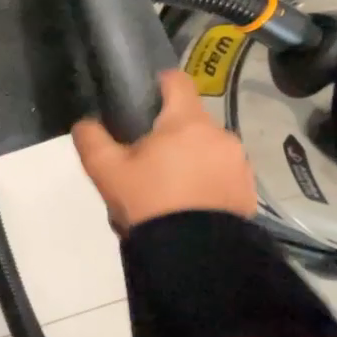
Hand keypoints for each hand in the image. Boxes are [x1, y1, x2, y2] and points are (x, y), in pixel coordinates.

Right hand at [71, 70, 258, 229]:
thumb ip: (90, 136)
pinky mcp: (249, 190)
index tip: (139, 99)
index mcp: (187, 123)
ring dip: (189, 155)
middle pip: (189, 119)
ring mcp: (240, 164)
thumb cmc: (148, 200)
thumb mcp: (103, 168)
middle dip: (168, 131)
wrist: (194, 255)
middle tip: (143, 156)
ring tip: (165, 183)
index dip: (156, 83)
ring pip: (206, 146)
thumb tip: (87, 123)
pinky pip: (221, 171)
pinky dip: (205, 178)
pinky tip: (185, 199)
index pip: (176, 81)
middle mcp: (220, 136)